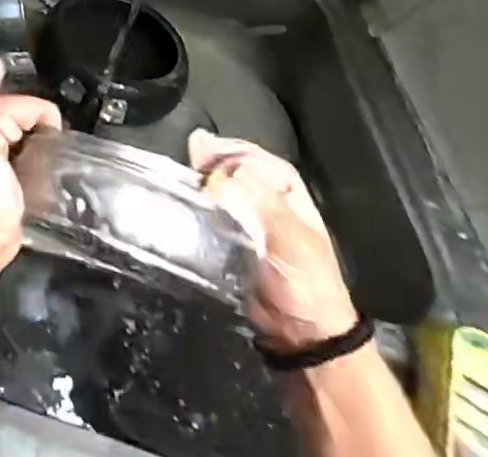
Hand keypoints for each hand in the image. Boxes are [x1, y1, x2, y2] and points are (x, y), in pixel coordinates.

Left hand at [0, 59, 61, 240]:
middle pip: (42, 122)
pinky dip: (54, 168)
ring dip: (55, 153)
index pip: (33, 105)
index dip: (45, 120)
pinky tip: (53, 183)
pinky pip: (48, 163)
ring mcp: (11, 158)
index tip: (45, 144)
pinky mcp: (23, 180)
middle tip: (46, 162)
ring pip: (46, 141)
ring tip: (52, 174)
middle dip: (52, 136)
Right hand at [188, 131, 356, 350]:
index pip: (251, 156)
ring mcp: (242, 219)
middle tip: (186, 168)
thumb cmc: (308, 284)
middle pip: (228, 169)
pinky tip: (181, 207)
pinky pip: (205, 216)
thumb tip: (221, 172)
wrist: (302, 336)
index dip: (227, 151)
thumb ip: (259, 201)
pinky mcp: (225, 240)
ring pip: (214, 191)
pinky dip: (192, 209)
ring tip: (179, 185)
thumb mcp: (291, 238)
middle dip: (206, 165)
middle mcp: (262, 198)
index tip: (200, 151)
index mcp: (286, 190)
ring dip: (196, 187)